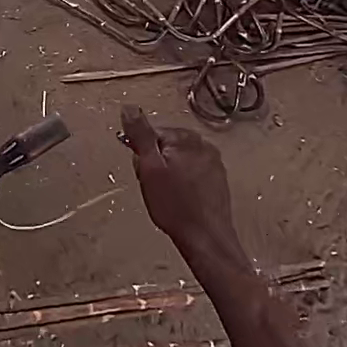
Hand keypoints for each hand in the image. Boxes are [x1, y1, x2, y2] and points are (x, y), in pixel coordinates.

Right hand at [120, 105, 238, 261]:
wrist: (206, 239)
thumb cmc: (174, 205)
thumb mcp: (149, 167)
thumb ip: (140, 134)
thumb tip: (129, 107)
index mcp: (186, 138)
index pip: (151, 134)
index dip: (143, 155)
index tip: (145, 173)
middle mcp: (203, 145)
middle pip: (165, 146)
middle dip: (155, 164)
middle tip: (154, 186)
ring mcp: (213, 162)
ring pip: (177, 160)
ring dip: (167, 174)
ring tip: (166, 195)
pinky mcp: (217, 180)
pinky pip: (190, 172)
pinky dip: (182, 182)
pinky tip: (179, 199)